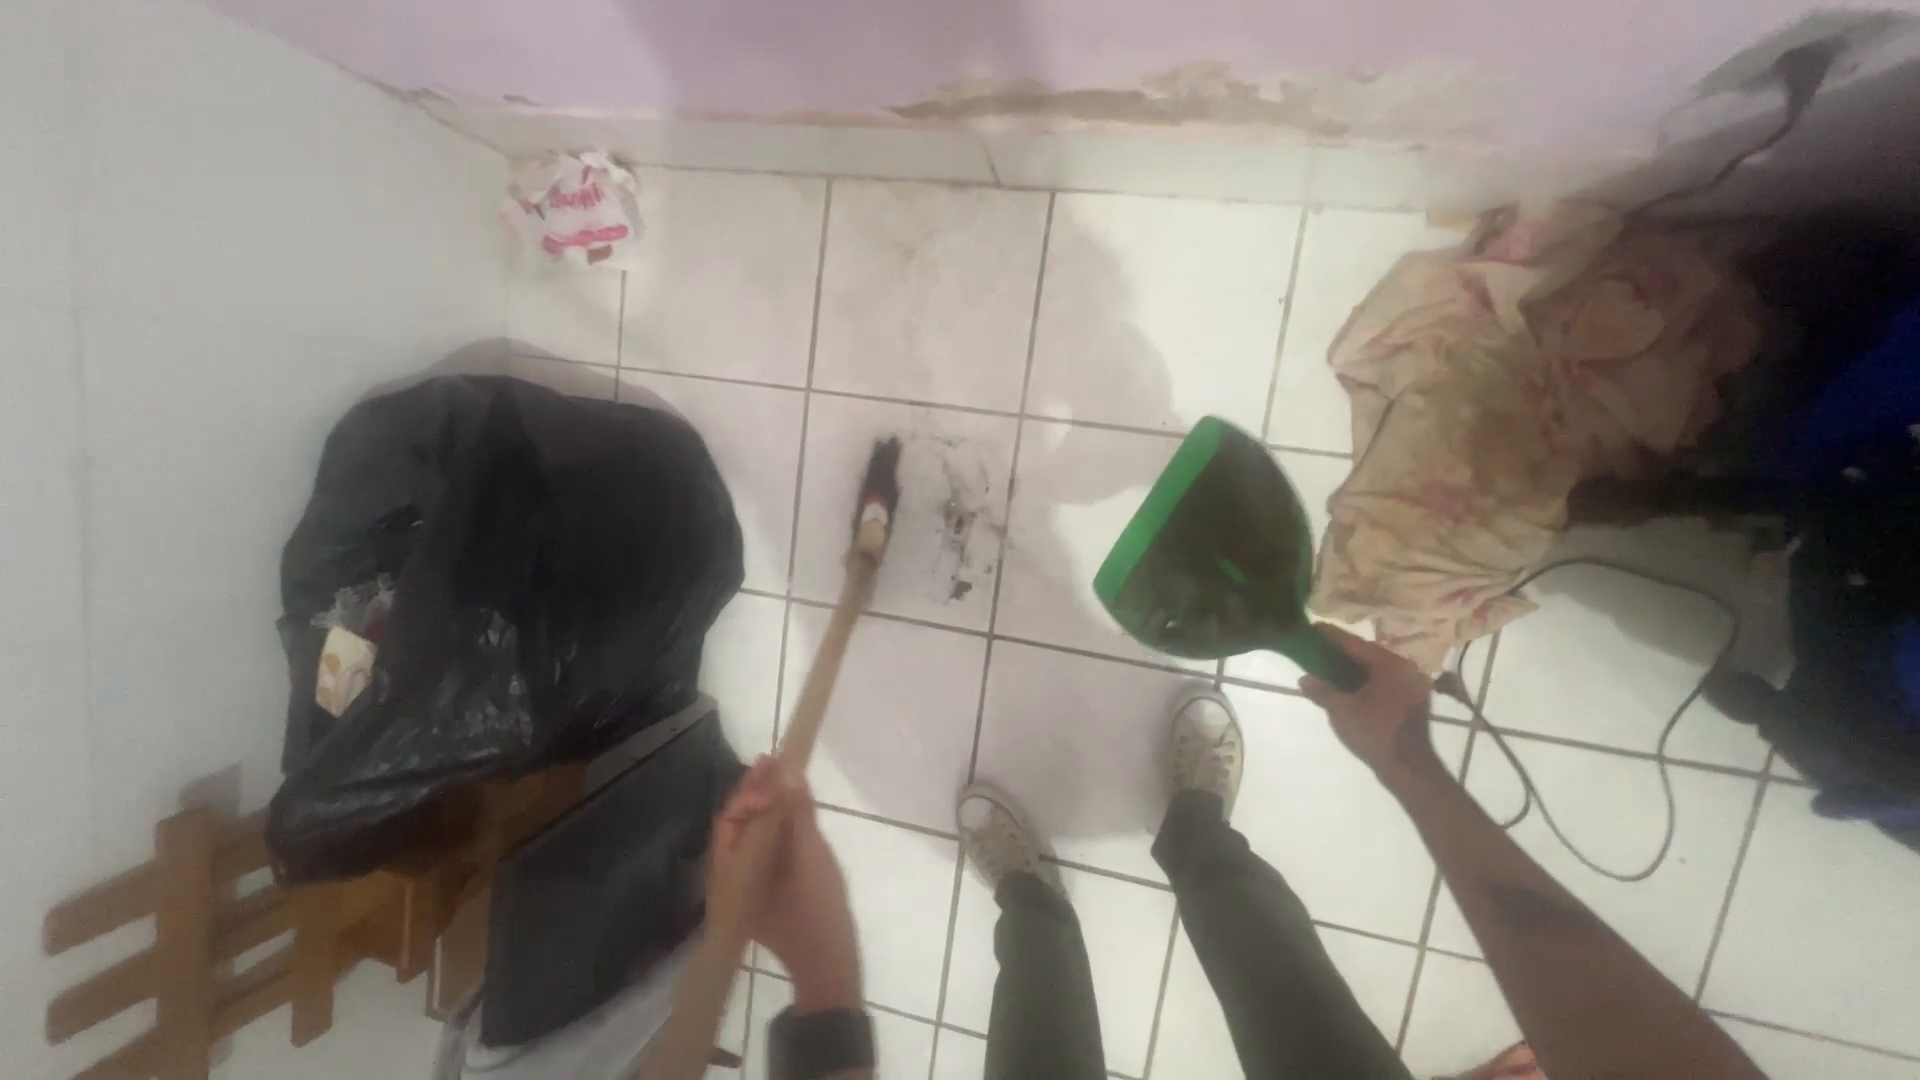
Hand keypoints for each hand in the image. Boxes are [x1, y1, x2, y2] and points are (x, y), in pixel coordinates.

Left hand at [708, 758, 861, 1011]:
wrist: (830, 966)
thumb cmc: (815, 912)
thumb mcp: (809, 858)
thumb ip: (796, 814)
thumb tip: (788, 771)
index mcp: (731, 876)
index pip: (730, 821)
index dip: (750, 790)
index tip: (772, 763)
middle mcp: (730, 881)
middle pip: (737, 827)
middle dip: (756, 793)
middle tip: (778, 760)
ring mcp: (746, 889)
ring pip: (749, 836)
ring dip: (766, 805)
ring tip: (787, 775)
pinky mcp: (764, 892)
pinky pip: (762, 851)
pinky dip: (775, 826)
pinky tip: (793, 809)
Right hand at [1297, 624, 1442, 786]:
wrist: (1409, 768)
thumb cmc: (1375, 733)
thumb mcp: (1341, 710)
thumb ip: (1321, 691)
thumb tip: (1304, 679)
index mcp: (1390, 665)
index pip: (1355, 644)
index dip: (1332, 636)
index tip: (1313, 627)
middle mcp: (1406, 669)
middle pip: (1368, 654)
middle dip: (1343, 651)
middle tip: (1319, 647)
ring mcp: (1413, 685)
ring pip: (1377, 668)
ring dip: (1354, 666)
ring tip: (1330, 665)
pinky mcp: (1413, 700)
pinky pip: (1385, 681)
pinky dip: (1366, 679)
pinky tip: (1350, 685)